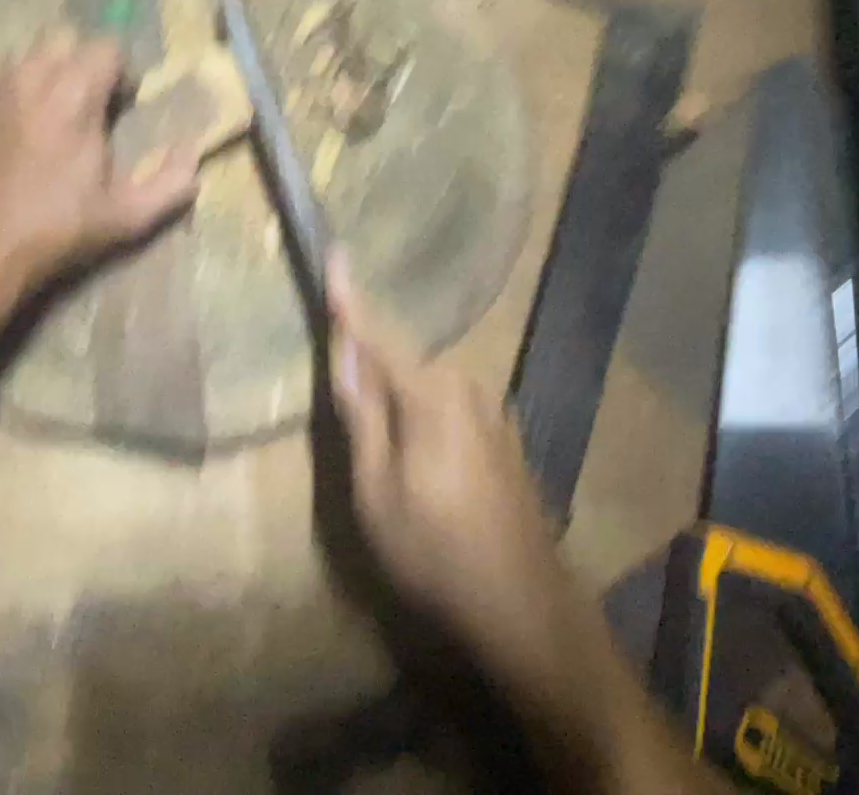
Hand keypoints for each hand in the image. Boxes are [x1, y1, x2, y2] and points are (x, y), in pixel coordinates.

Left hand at [0, 31, 200, 289]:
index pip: (108, 48)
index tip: (125, 108)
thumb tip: (195, 155)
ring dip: (56, 69)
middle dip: (88, 63)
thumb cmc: (57, 228)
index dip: (124, 74)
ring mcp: (0, 87)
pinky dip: (29, 83)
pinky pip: (11, 71)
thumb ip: (170, 184)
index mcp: (73, 95)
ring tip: (65, 111)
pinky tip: (35, 123)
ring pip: (35, 50)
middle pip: (69, 38)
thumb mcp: (126, 217)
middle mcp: (34, 77)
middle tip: (97, 105)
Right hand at [327, 253, 564, 648]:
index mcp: (431, 394)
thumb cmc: (434, 550)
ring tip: (371, 434)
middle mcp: (468, 387)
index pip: (378, 334)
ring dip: (395, 391)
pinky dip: (421, 410)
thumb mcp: (375, 488)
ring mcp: (492, 412)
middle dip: (367, 359)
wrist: (524, 606)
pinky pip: (448, 406)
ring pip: (426, 384)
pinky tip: (415, 453)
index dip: (350, 297)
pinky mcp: (503, 437)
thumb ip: (360, 412)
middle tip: (335, 382)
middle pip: (403, 359)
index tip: (334, 252)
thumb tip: (343, 349)